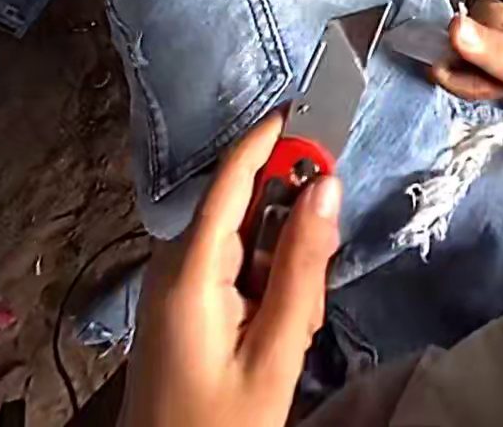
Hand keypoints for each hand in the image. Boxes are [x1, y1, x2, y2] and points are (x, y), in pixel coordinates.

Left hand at [126, 114, 340, 426]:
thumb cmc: (221, 426)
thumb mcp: (276, 350)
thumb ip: (303, 262)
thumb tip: (327, 184)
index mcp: (189, 269)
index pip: (231, 177)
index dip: (268, 136)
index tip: (308, 108)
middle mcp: (175, 260)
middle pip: (246, 206)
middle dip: (291, 224)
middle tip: (317, 279)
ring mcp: (176, 279)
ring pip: (246, 234)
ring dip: (283, 260)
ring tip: (297, 321)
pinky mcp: (184, 295)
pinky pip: (236, 259)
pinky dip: (267, 276)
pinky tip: (278, 323)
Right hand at [442, 0, 502, 115]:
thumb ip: (488, 48)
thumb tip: (452, 25)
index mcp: (488, 12)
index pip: (442, 44)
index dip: (460, 71)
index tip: (488, 80)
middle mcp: (488, 18)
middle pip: (453, 56)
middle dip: (472, 80)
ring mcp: (496, 36)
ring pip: (466, 67)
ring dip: (483, 85)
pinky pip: (480, 71)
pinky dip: (491, 85)